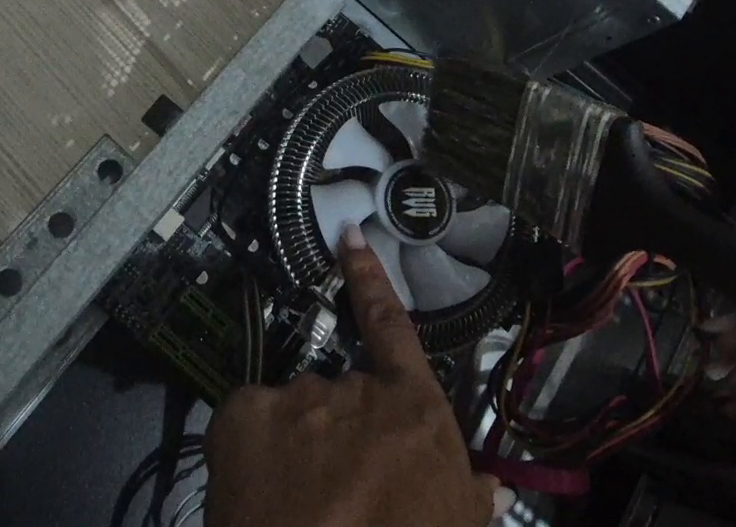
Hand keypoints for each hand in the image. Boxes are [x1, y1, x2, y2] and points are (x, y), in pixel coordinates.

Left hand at [204, 222, 508, 526]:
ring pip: (295, 412)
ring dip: (297, 446)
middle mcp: (351, 388)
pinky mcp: (243, 412)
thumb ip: (468, 495)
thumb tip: (492, 485)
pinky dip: (254, 450)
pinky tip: (261, 491)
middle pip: (340, 395)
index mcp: (410, 410)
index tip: (349, 236)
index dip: (369, 279)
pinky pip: (251, 422)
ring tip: (296, 502)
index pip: (391, 328)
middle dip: (337, 433)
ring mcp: (295, 396)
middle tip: (336, 491)